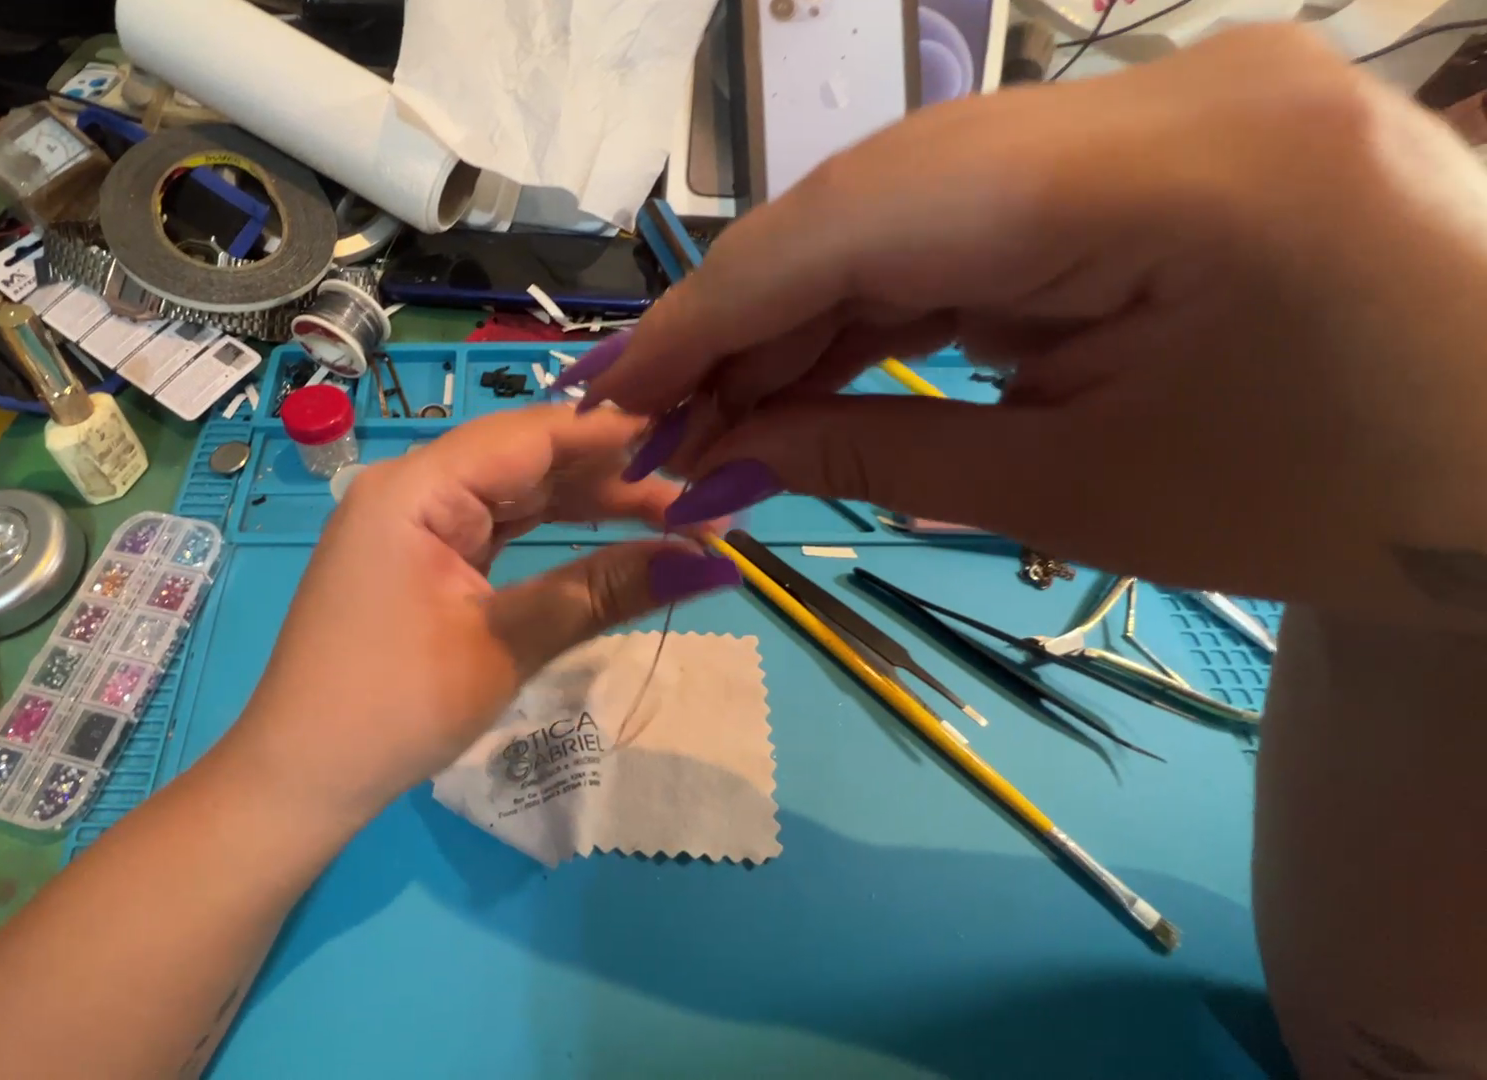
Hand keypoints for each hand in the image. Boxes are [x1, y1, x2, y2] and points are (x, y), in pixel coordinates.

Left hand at [218, 406, 739, 821]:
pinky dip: (549, 533)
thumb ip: (604, 591)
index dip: (618, 435)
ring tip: (672, 514)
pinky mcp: (419, 558)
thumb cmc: (395, 709)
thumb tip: (713, 565)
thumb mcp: (508, 644)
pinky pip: (495, 527)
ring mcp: (413, 523)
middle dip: (613, 476)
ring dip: (587, 504)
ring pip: (516, 494)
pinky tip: (603, 530)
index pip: (533, 436)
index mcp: (418, 487)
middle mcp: (413, 488)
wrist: (303, 778)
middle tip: (700, 494)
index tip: (696, 442)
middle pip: (528, 460)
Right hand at [560, 25, 1486, 628]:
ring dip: (779, 319)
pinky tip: (786, 377)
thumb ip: (864, 456)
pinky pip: (935, 228)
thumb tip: (708, 463)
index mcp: (1178, 171)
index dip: (714, 310)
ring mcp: (1134, 113)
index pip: (865, 220)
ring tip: (702, 414)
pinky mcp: (1115, 154)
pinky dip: (848, 311)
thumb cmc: (1324, 512)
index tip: (616, 388)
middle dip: (732, 319)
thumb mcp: (1067, 496)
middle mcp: (1151, 97)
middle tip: (646, 416)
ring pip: (882, 210)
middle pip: (860, 198)